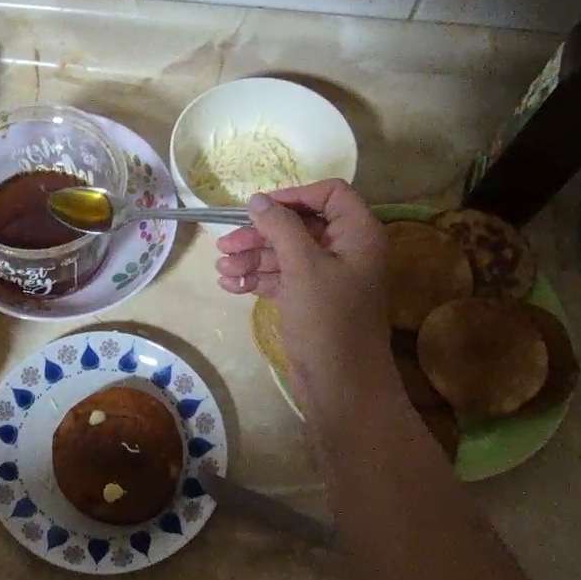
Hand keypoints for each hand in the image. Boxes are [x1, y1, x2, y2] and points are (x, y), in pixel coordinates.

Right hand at [213, 180, 392, 406]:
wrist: (341, 385)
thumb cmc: (328, 320)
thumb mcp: (303, 267)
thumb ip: (280, 227)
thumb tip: (257, 200)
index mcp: (358, 234)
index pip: (330, 194)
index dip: (294, 196)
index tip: (259, 208)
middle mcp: (346, 251)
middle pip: (300, 226)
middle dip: (261, 233)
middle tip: (225, 244)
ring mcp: (327, 278)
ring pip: (286, 253)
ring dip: (252, 257)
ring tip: (222, 268)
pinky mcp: (310, 301)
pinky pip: (281, 278)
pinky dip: (257, 279)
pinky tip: (230, 285)